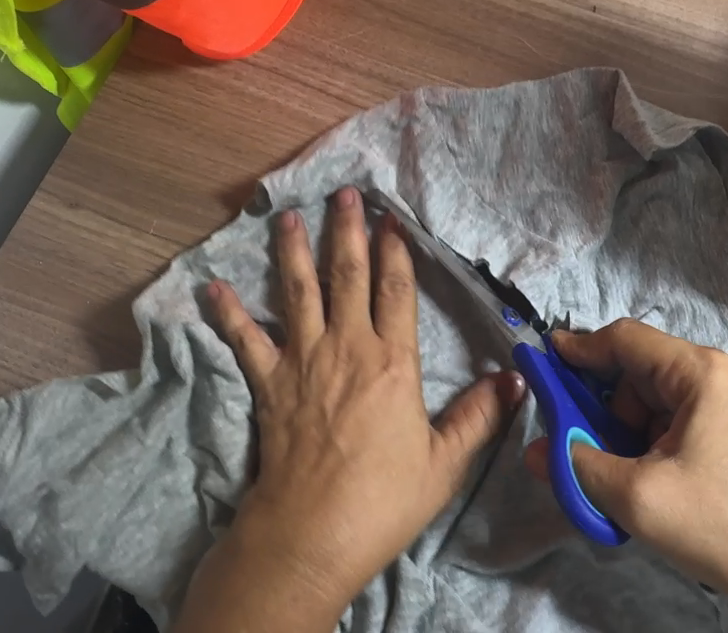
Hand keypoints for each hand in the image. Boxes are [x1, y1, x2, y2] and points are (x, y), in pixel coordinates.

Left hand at [175, 187, 525, 632]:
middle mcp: (347, 347)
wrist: (312, 534)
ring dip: (292, 252)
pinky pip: (246, 340)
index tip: (392, 216)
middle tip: (344, 194)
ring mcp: (303, 360)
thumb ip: (478, 417)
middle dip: (347, 231)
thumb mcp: (444, 463)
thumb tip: (514, 380)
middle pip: (347, 275)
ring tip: (287, 217)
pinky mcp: (268, 383)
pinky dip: (229, 313)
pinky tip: (213, 287)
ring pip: (298, 292)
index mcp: (392, 361)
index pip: (396, 290)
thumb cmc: (383, 499)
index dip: (395, 249)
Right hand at [522, 320, 727, 632]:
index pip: (624, 339)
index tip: (542, 362)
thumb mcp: (637, 496)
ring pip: (660, 400)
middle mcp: (722, 373)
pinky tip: (648, 481)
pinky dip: (655, 442)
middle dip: (604, 406)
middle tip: (578, 441)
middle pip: (641, 371)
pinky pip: (683, 420)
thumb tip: (535, 452)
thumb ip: (577, 464)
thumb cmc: (726, 524)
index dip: (578, 349)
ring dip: (629, 430)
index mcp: (701, 370)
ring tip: (618, 476)